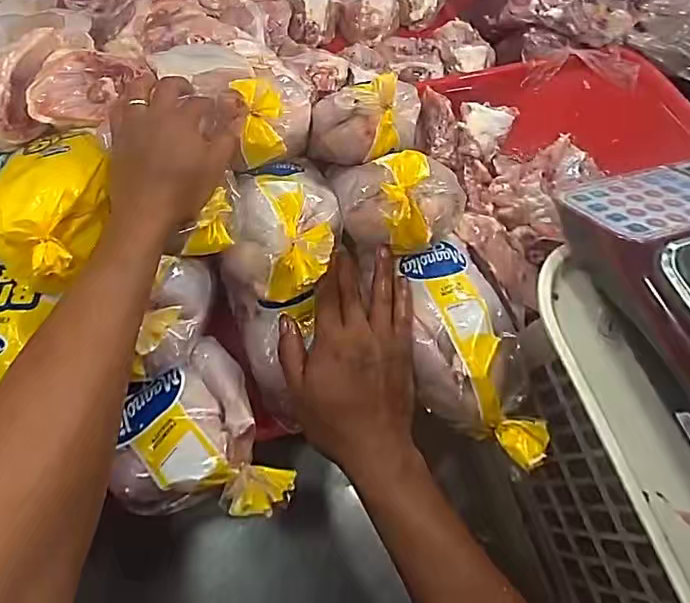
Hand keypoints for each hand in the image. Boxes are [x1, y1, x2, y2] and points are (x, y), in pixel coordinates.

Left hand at [107, 75, 239, 233]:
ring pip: (137, 89)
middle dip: (181, 85)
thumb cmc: (183, 191)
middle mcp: (157, 113)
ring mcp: (134, 122)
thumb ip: (227, 138)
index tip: (215, 110)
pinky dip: (125, 102)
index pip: (200, 102)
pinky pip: (118, 109)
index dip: (210, 104)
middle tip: (187, 92)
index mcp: (184, 118)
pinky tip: (132, 108)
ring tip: (155, 89)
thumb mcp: (215, 166)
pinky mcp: (117, 135)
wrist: (144, 212)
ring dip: (148, 84)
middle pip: (168, 86)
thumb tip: (237, 116)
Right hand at [280, 246, 415, 477]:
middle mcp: (360, 333)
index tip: (327, 250)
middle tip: (350, 240)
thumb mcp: (298, 392)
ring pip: (383, 297)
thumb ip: (290, 353)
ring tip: (384, 247)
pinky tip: (402, 281)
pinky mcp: (403, 351)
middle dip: (351, 264)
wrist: (378, 448)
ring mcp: (385, 340)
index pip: (328, 296)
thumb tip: (286, 319)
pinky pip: (402, 316)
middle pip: (354, 290)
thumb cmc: (332, 422)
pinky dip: (402, 296)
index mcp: (332, 340)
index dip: (327, 272)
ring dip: (382, 270)